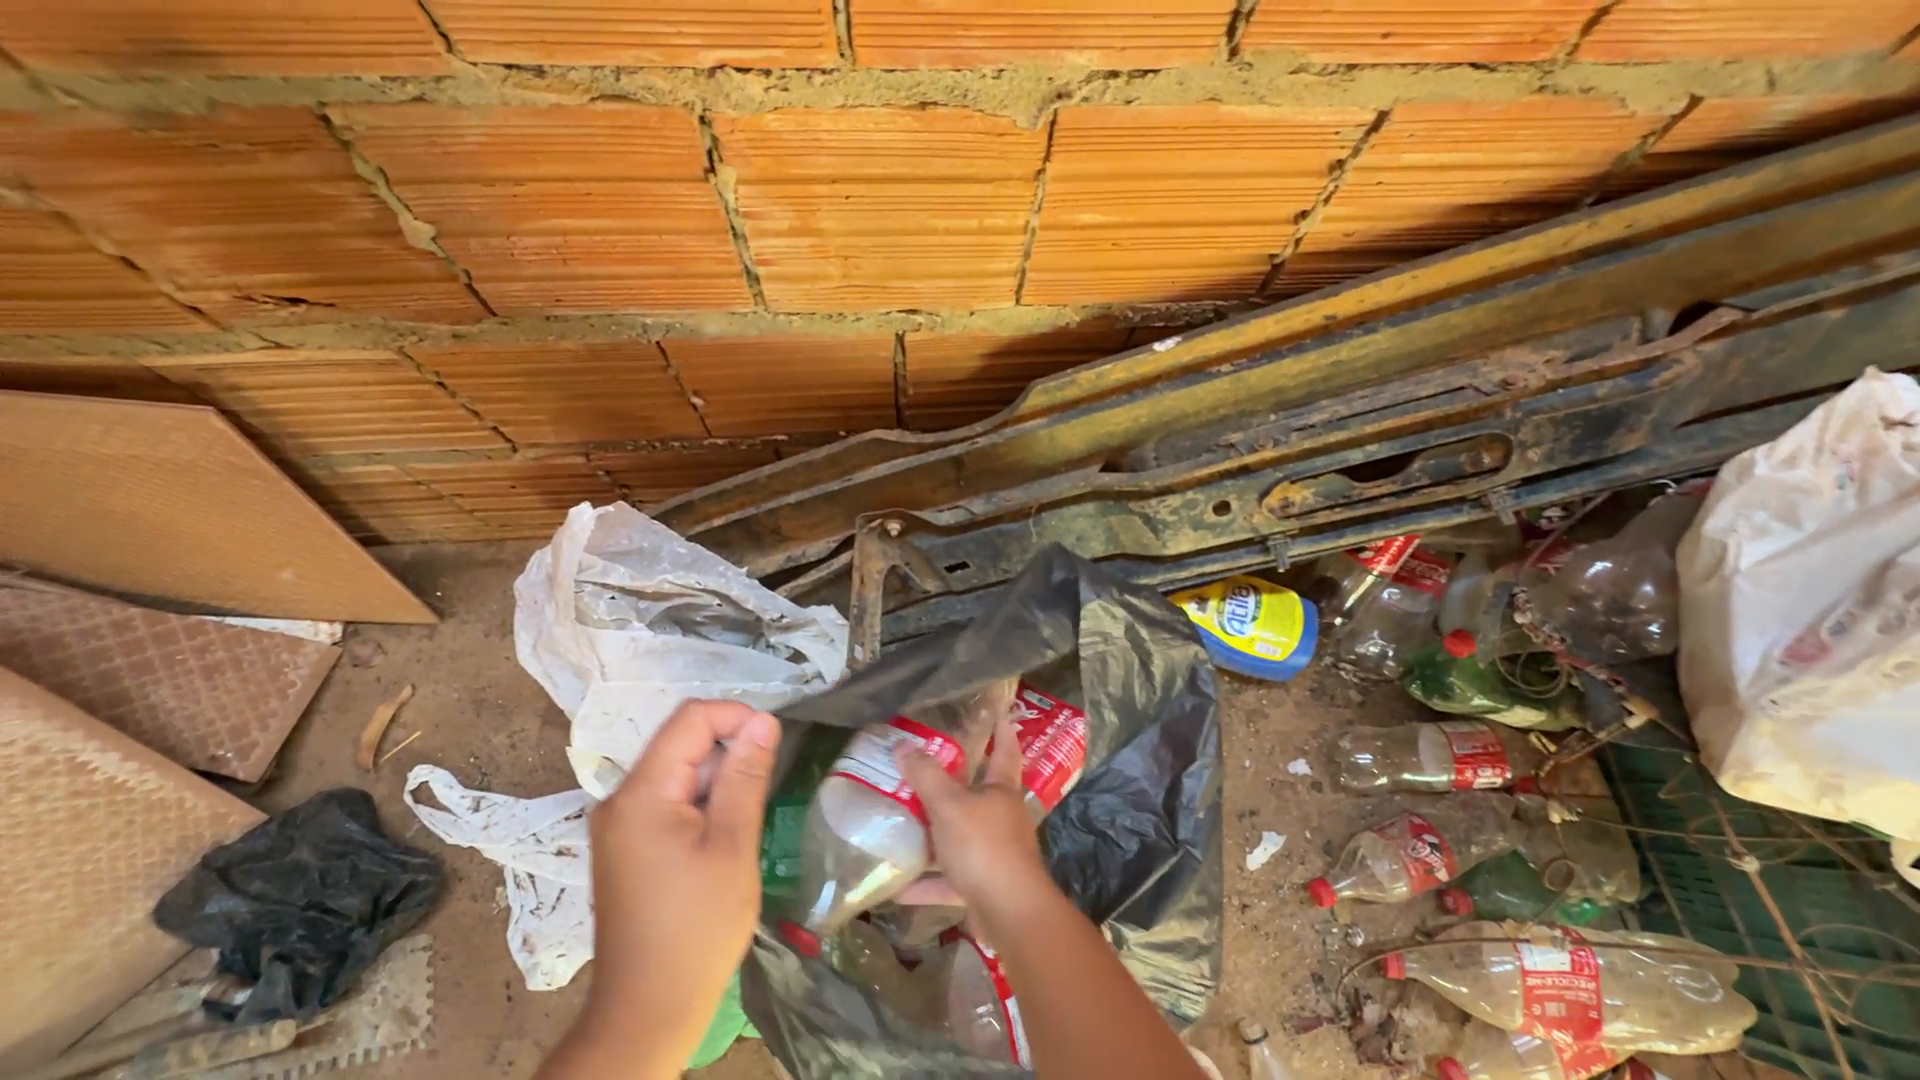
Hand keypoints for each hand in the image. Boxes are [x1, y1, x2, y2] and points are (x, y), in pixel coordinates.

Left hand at [577, 699, 780, 1070]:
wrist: (649, 1007)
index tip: (774, 742)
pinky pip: (666, 802)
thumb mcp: (733, 845)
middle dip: (728, 752)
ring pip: (676, 774)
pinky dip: (700, 804)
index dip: (736, 717)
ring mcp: (618, 825)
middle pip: (680, 744)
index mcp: (641, 793)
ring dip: (717, 781)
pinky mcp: (626, 848)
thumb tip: (763, 720)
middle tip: (764, 789)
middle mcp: (619, 800)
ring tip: (745, 822)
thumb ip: (746, 776)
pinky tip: (723, 838)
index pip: (689, 719)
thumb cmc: (698, 927)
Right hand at [896, 713, 1052, 912]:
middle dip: (956, 785)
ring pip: (961, 839)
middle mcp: (1003, 819)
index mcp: (1001, 791)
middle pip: (979, 796)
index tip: (1002, 714)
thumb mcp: (949, 805)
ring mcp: (996, 855)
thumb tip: (903, 745)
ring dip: (935, 837)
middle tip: (927, 768)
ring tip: (903, 826)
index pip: (1005, 751)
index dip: (1004, 731)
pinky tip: (898, 888)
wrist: (1009, 912)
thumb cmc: (984, 846)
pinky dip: (927, 884)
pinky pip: (950, 881)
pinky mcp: (984, 888)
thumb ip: (925, 776)